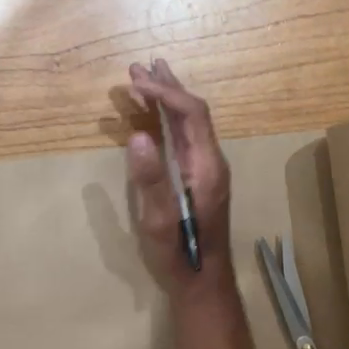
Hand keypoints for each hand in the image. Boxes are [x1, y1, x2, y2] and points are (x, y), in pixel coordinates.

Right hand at [126, 61, 233, 291]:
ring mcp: (207, 170)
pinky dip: (167, 118)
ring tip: (146, 78)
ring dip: (168, 98)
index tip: (136, 81)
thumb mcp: (160, 221)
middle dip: (167, 86)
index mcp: (207, 166)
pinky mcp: (199, 179)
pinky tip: (155, 116)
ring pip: (190, 123)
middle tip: (140, 65)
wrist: (203, 283)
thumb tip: (138, 135)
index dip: (166, 93)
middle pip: (194, 112)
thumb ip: (151, 179)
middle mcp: (211, 162)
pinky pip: (184, 137)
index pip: (192, 114)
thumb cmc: (180, 255)